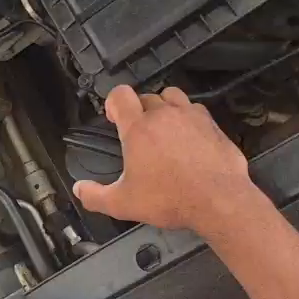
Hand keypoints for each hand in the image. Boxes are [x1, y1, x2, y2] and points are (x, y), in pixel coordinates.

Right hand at [72, 85, 268, 237]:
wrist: (218, 200)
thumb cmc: (172, 199)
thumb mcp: (124, 204)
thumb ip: (96, 196)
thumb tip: (80, 190)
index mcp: (138, 128)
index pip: (120, 95)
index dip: (113, 102)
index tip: (114, 116)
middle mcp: (164, 115)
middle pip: (145, 97)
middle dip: (139, 111)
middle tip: (139, 133)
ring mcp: (190, 116)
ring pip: (172, 96)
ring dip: (164, 107)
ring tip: (163, 128)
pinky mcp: (212, 124)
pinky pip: (196, 110)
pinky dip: (189, 118)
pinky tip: (188, 137)